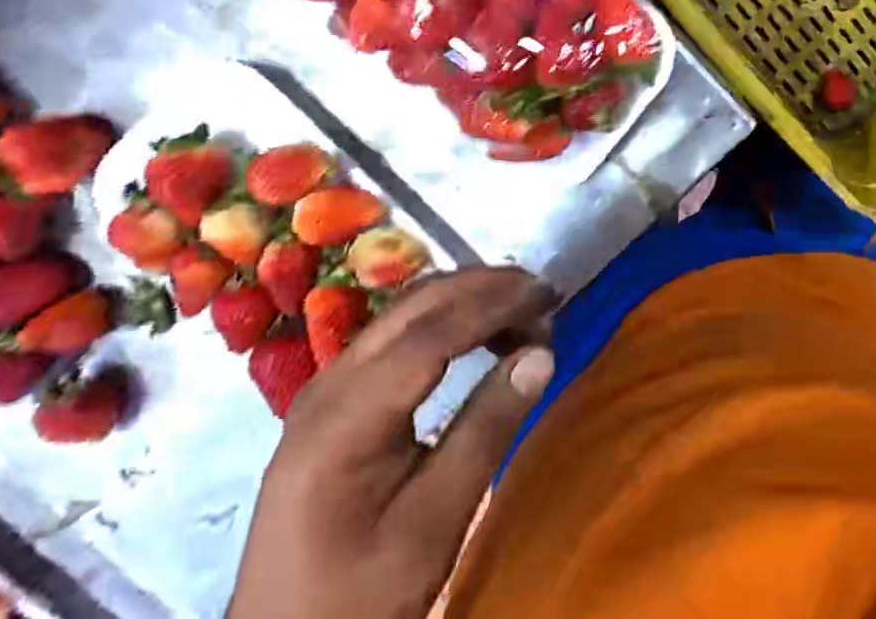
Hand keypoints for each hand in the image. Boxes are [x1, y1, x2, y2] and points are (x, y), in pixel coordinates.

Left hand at [228, 269, 557, 618]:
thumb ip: (487, 430)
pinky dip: (446, 320)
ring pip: (404, 312)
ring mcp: (326, 388)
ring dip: (466, 299)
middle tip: (545, 297)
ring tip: (523, 313)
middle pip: (414, 307)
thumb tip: (542, 353)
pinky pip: (396, 334)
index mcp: (344, 419)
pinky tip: (480, 335)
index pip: (430, 333)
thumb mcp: (434, 523)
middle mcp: (329, 385)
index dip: (494, 305)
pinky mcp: (333, 399)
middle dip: (484, 288)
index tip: (549, 296)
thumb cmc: (361, 594)